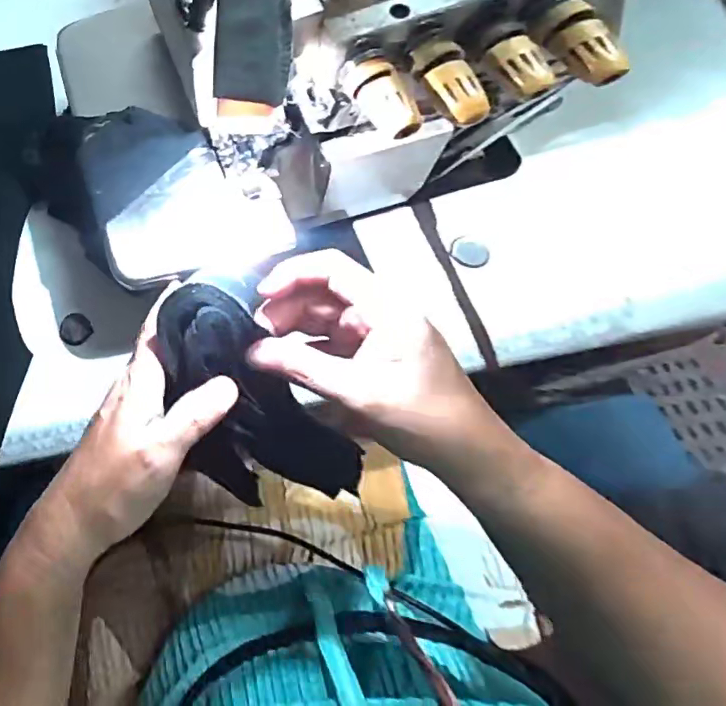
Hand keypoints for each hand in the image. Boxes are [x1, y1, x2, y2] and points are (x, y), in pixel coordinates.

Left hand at [28, 300, 237, 568]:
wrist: (77, 519)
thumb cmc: (117, 481)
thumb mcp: (162, 449)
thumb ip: (194, 414)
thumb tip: (228, 380)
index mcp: (137, 381)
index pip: (154, 329)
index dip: (172, 303)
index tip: (199, 281)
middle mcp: (131, 386)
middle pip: (160, 345)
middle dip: (189, 328)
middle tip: (229, 319)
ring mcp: (129, 406)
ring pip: (161, 370)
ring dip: (187, 357)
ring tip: (225, 353)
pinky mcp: (131, 425)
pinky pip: (161, 392)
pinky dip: (183, 385)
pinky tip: (205, 398)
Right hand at [246, 250, 515, 477]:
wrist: (471, 457)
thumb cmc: (426, 420)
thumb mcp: (361, 392)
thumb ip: (304, 367)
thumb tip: (253, 352)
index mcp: (387, 307)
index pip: (332, 267)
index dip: (292, 273)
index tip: (261, 294)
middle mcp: (380, 310)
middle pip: (322, 290)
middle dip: (285, 305)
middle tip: (255, 331)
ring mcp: (375, 331)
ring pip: (322, 314)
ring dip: (292, 325)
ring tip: (263, 346)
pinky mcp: (371, 352)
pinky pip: (329, 338)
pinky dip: (305, 345)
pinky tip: (284, 359)